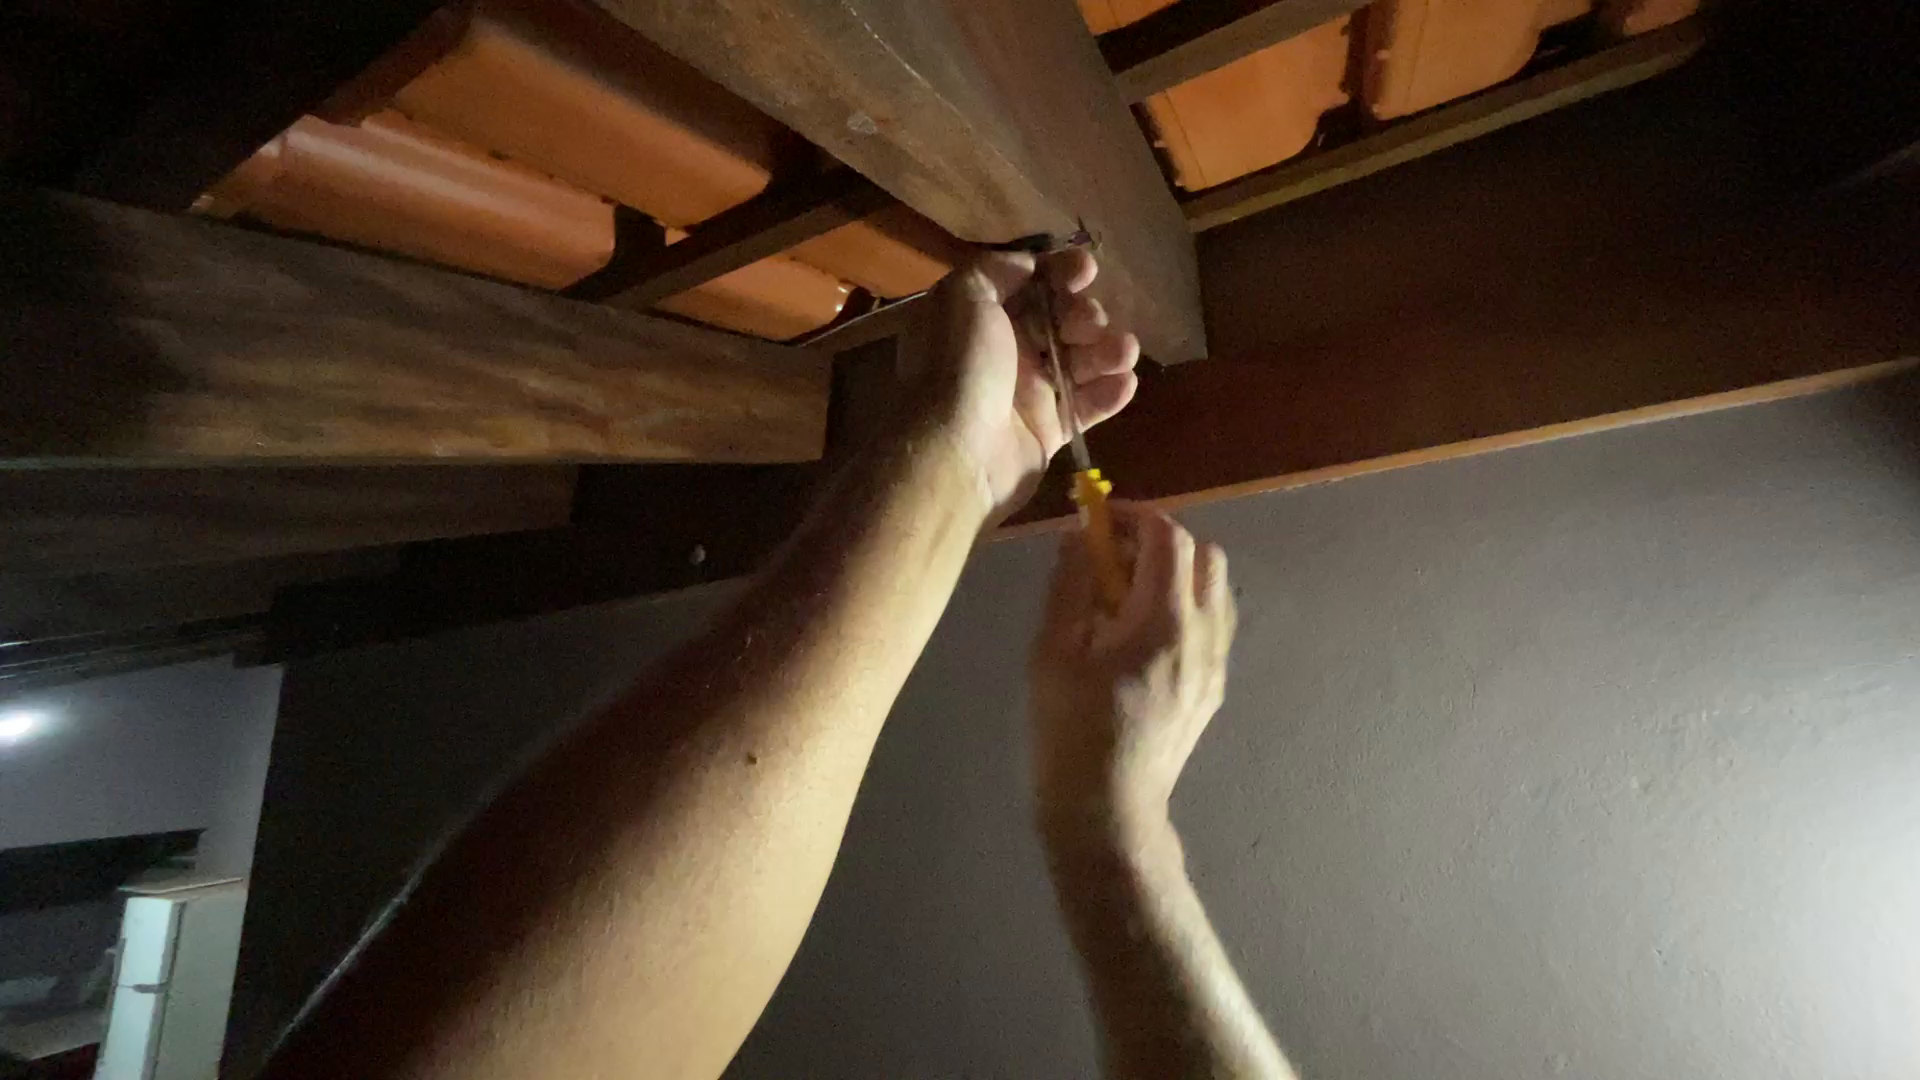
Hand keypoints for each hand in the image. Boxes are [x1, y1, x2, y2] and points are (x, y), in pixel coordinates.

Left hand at [896, 249, 1140, 523]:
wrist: (957, 451)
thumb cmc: (959, 367)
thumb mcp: (964, 298)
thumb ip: (996, 271)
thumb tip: (1028, 265)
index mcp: (982, 318)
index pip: (1029, 285)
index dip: (1061, 273)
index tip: (1086, 270)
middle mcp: (1005, 351)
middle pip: (1061, 321)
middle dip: (1084, 315)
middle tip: (1088, 325)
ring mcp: (1028, 393)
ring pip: (1080, 362)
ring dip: (1107, 351)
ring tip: (1122, 352)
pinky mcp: (1047, 431)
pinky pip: (1085, 407)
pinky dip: (1109, 394)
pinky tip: (1124, 383)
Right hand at [1028, 504, 1234, 843]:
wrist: (1108, 809)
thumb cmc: (1069, 729)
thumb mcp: (1052, 651)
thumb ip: (1069, 585)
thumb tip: (1079, 537)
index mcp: (1163, 623)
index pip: (1169, 538)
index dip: (1134, 516)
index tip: (1099, 519)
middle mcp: (1204, 636)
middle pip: (1205, 554)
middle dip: (1160, 539)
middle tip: (1112, 554)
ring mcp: (1217, 664)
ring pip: (1215, 588)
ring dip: (1176, 570)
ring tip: (1127, 592)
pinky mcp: (1214, 687)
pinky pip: (1213, 622)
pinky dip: (1185, 602)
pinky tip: (1143, 630)